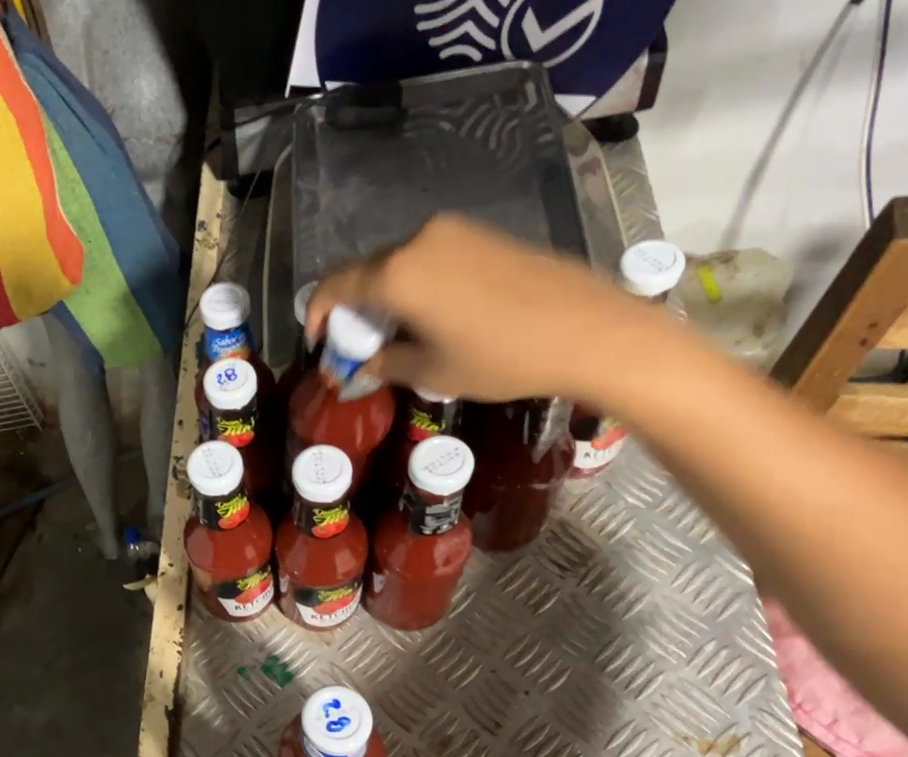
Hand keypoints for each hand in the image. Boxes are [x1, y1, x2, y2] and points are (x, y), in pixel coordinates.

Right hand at [304, 215, 692, 406]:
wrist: (591, 330)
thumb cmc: (502, 357)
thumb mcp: (433, 372)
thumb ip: (385, 364)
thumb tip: (361, 367)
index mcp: (397, 273)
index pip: (334, 286)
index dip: (316, 315)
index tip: (319, 342)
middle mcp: (418, 241)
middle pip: (366, 271)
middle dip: (354, 310)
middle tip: (360, 347)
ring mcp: (455, 233)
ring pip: (399, 264)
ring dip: (386, 297)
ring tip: (399, 336)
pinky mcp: (483, 235)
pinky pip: (430, 259)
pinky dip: (417, 286)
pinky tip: (434, 316)